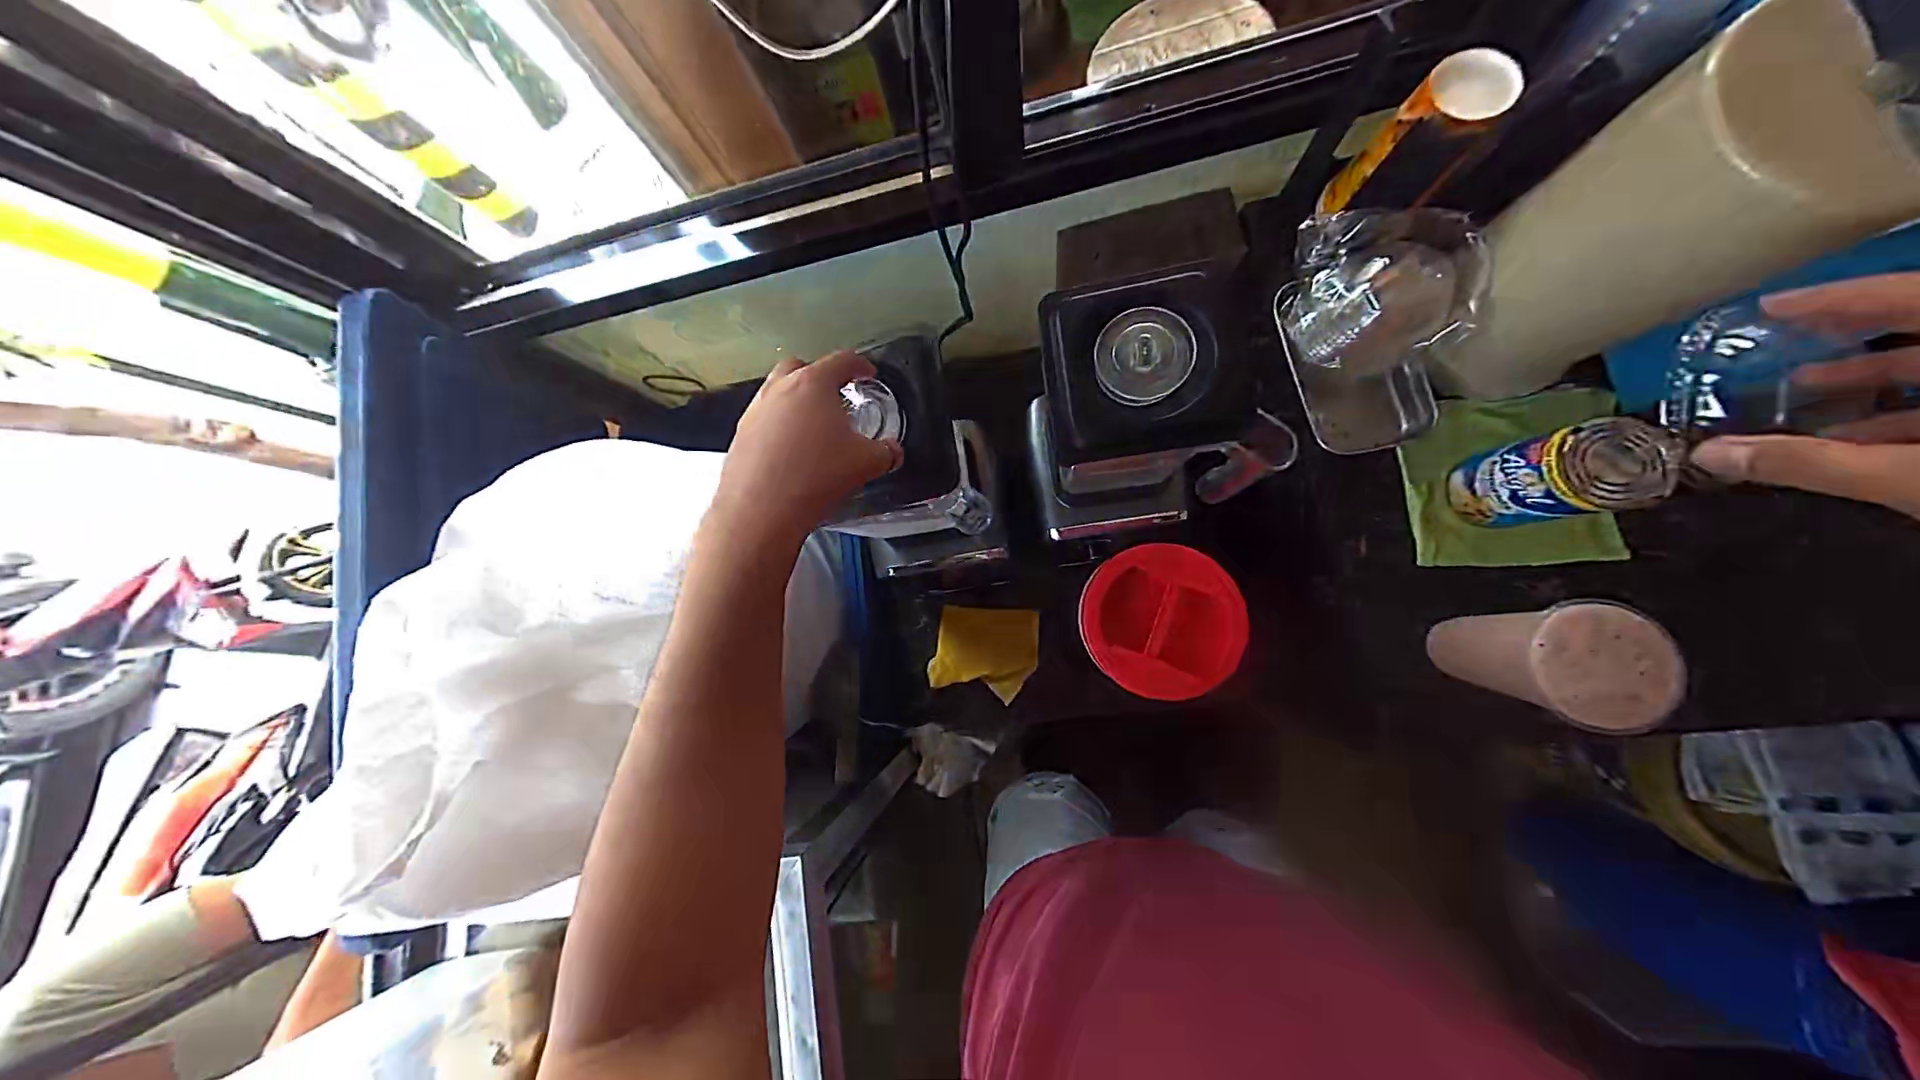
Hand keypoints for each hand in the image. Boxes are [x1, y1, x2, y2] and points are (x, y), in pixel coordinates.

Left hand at [708, 350, 901, 549]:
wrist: (761, 510)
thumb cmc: (810, 478)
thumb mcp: (867, 463)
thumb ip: (887, 452)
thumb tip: (892, 452)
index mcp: (813, 384)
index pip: (842, 360)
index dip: (860, 365)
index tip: (865, 372)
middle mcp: (779, 390)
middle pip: (801, 367)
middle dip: (821, 377)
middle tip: (837, 396)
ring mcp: (756, 411)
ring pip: (778, 392)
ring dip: (797, 403)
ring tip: (815, 429)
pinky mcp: (741, 435)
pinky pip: (764, 421)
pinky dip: (780, 428)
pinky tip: (793, 453)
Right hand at [1691, 273, 1919, 520]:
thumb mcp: (1910, 479)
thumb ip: (1809, 463)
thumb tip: (1711, 455)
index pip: (1915, 298)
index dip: (1840, 299)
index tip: (1770, 308)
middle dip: (1850, 339)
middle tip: (1779, 351)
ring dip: (1875, 380)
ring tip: (1804, 394)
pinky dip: (1910, 414)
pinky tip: (1856, 438)